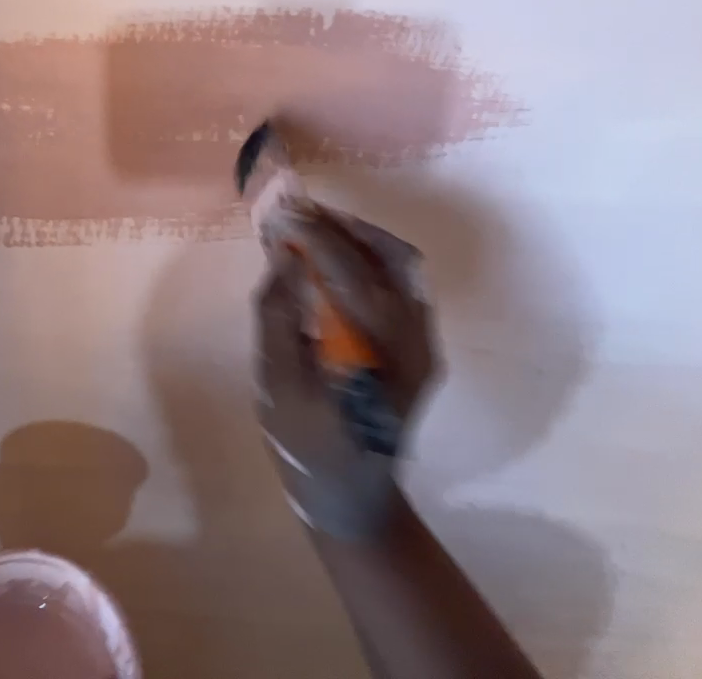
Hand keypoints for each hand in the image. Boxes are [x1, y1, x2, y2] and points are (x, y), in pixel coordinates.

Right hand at [253, 209, 437, 538]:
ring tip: (313, 226)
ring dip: (358, 238)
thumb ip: (277, 313)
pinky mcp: (424, 346)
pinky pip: (402, 285)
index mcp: (375, 354)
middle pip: (388, 258)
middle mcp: (414, 342)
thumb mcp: (275, 378)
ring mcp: (426, 344)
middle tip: (296, 211)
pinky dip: (369, 259)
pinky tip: (334, 259)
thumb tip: (284, 255)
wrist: (353, 490)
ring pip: (402, 267)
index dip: (314, 236)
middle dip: (339, 226)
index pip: (348, 273)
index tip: (280, 214)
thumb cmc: (303, 437)